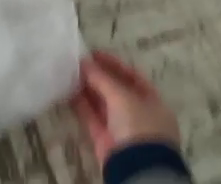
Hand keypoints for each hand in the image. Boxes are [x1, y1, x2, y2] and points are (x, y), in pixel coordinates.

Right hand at [71, 51, 181, 165]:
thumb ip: (102, 78)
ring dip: (87, 88)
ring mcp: (121, 127)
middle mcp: (138, 113)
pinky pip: (92, 116)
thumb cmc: (138, 125)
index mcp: (152, 102)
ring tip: (69, 72)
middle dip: (98, 75)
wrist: (136, 167)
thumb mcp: (122, 96)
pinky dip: (81, 104)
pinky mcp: (105, 138)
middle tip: (78, 61)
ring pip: (102, 103)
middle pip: (116, 89)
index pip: (132, 77)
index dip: (113, 63)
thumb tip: (84, 61)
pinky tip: (68, 90)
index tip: (94, 53)